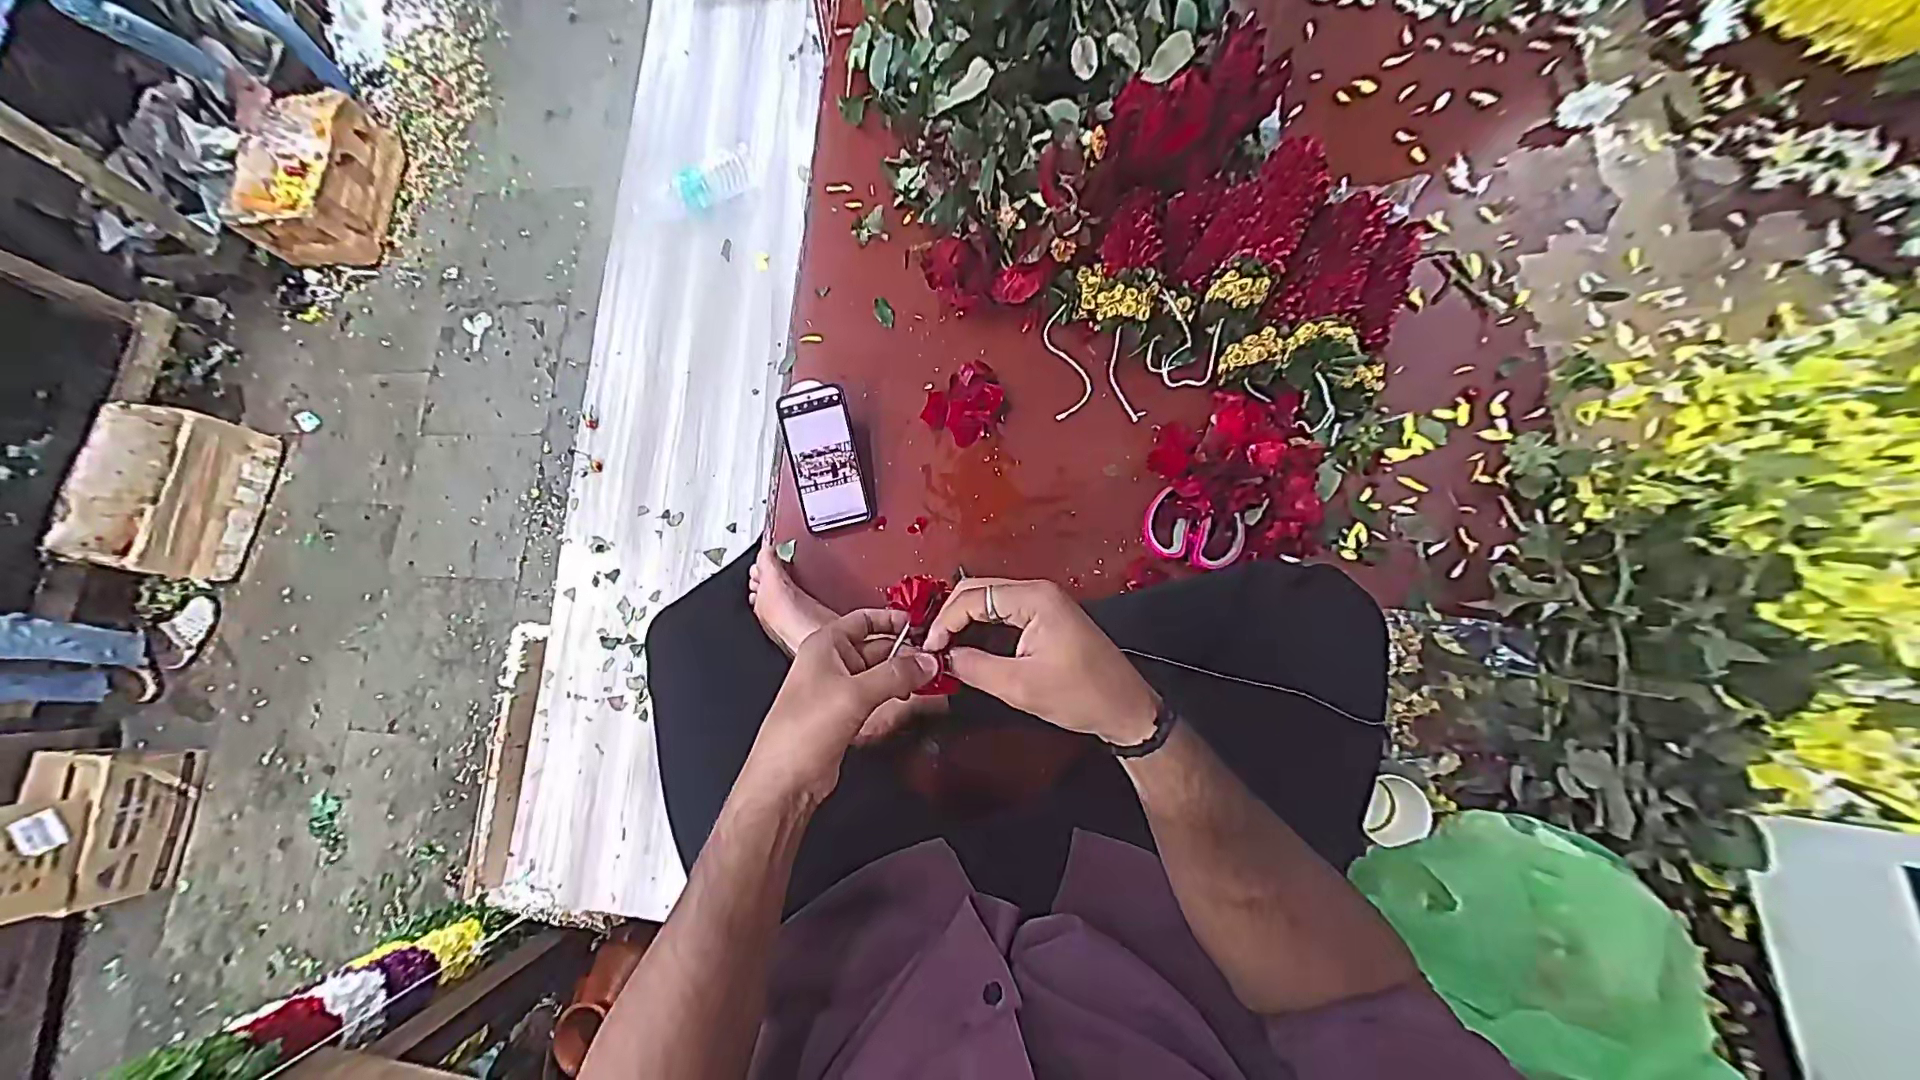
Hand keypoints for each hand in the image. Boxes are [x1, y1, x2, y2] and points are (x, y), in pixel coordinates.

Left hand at [740, 609, 939, 803]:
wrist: (785, 780)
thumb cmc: (800, 733)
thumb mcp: (854, 694)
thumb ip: (895, 675)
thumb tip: (924, 662)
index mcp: (824, 645)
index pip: (863, 619)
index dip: (891, 619)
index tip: (917, 623)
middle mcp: (830, 663)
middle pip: (877, 646)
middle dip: (905, 652)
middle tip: (932, 659)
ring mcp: (838, 688)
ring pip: (879, 672)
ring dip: (903, 674)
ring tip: (928, 678)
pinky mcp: (846, 712)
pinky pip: (877, 693)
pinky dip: (895, 692)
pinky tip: (911, 696)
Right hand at [923, 579, 1159, 744]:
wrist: (1126, 708)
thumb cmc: (1080, 696)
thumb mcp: (1020, 686)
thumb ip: (974, 667)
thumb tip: (943, 658)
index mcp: (1035, 598)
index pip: (973, 596)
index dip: (944, 621)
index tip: (929, 648)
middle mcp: (1038, 590)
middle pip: (978, 590)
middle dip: (950, 616)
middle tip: (933, 647)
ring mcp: (1044, 601)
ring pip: (989, 599)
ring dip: (964, 619)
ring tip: (945, 648)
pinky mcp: (1047, 615)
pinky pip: (1004, 611)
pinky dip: (982, 625)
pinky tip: (970, 646)